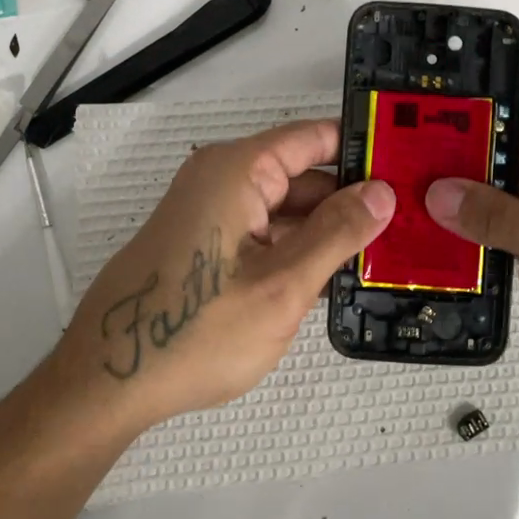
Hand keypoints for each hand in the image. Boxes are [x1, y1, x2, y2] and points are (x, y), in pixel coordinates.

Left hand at [52, 119, 393, 432]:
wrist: (107, 381)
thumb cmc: (195, 332)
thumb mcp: (281, 286)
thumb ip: (337, 234)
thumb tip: (383, 192)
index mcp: (238, 170)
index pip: (314, 137)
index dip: (363, 149)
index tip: (411, 168)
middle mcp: (221, 179)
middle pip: (301, 173)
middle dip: (351, 198)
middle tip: (410, 226)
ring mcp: (209, 213)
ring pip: (284, 208)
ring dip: (326, 230)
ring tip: (385, 255)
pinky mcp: (204, 245)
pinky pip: (262, 233)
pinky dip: (296, 249)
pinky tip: (334, 277)